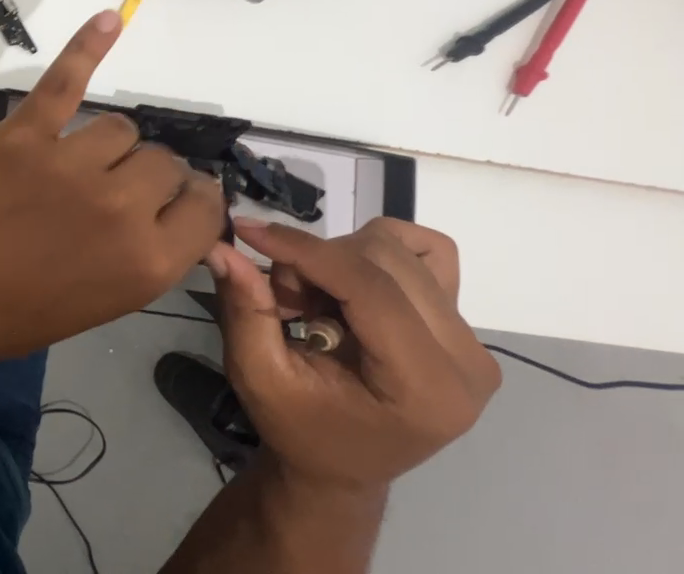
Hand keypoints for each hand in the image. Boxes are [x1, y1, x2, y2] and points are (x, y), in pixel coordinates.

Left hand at [0, 11, 226, 371]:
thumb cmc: (9, 312)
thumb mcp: (98, 303)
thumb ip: (139, 256)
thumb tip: (163, 215)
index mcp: (149, 262)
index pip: (203, 206)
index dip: (187, 200)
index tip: (171, 199)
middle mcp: (119, 208)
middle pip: (160, 162)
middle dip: (142, 175)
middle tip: (107, 191)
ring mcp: (67, 165)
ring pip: (118, 128)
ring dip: (107, 143)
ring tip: (77, 163)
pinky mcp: (20, 136)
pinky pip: (64, 83)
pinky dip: (87, 48)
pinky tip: (108, 21)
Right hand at [209, 219, 501, 493]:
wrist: (338, 465)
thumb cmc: (297, 429)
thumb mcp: (257, 376)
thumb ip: (245, 309)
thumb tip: (221, 246)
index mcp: (426, 386)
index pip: (370, 288)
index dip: (304, 249)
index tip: (245, 229)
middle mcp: (467, 360)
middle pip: (385, 260)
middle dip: (316, 264)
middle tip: (282, 300)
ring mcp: (473, 342)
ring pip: (400, 250)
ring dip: (339, 260)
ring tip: (314, 302)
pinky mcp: (462, 328)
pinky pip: (427, 255)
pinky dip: (375, 254)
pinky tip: (347, 288)